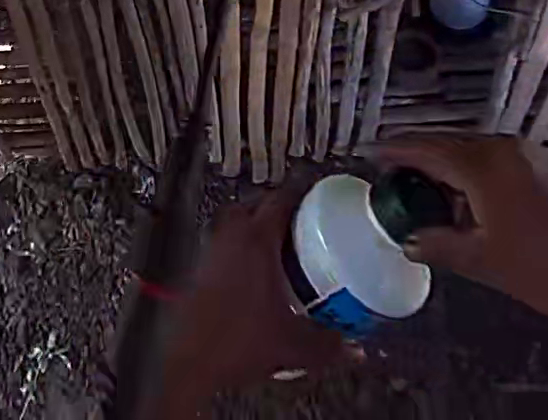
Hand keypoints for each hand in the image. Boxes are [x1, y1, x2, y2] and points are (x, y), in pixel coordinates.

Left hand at [156, 179, 356, 415]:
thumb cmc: (239, 340)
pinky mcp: (204, 258)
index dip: (301, 192)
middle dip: (282, 206)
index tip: (317, 192)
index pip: (281, 199)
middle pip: (260, 202)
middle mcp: (233, 231)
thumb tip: (354, 347)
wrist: (193, 356)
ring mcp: (214, 242)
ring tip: (283, 241)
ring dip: (260, 220)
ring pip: (240, 215)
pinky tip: (257, 265)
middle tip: (305, 221)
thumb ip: (329, 345)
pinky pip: (228, 233)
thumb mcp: (293, 344)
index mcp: (257, 238)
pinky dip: (244, 238)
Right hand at [366, 135, 547, 344]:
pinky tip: (491, 212)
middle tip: (400, 186)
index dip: (392, 152)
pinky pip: (506, 164)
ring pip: (479, 156)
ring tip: (443, 205)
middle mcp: (508, 147)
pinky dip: (483, 180)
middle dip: (421, 163)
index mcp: (484, 163)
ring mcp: (540, 155)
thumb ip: (445, 247)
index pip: (423, 147)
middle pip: (449, 145)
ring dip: (454, 174)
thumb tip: (409, 240)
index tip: (369, 158)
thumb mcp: (497, 266)